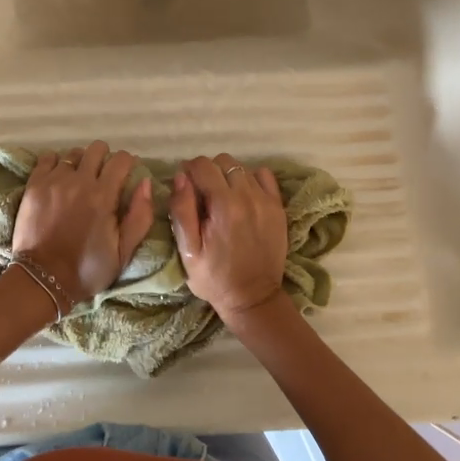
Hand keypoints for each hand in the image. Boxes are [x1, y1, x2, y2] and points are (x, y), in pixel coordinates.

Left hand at [13, 141, 153, 305]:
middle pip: (97, 149)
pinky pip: (47, 158)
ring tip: (79, 179)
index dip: (127, 163)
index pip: (121, 160)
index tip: (126, 174)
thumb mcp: (124, 252)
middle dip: (105, 158)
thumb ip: (140, 216)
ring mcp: (54, 180)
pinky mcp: (34, 184)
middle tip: (103, 176)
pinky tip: (58, 177)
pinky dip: (55, 163)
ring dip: (81, 162)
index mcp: (104, 195)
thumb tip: (145, 183)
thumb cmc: (87, 269)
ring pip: (73, 153)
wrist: (43, 279)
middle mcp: (79, 180)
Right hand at [171, 153, 289, 321]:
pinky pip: (264, 176)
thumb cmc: (214, 277)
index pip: (203, 165)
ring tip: (223, 199)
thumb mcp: (188, 250)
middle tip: (203, 195)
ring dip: (228, 177)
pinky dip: (251, 179)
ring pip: (242, 168)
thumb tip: (181, 177)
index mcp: (224, 205)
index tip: (185, 186)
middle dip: (209, 172)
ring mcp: (266, 200)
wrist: (254, 299)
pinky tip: (243, 197)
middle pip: (223, 162)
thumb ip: (182, 210)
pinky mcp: (278, 208)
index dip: (189, 170)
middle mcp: (248, 196)